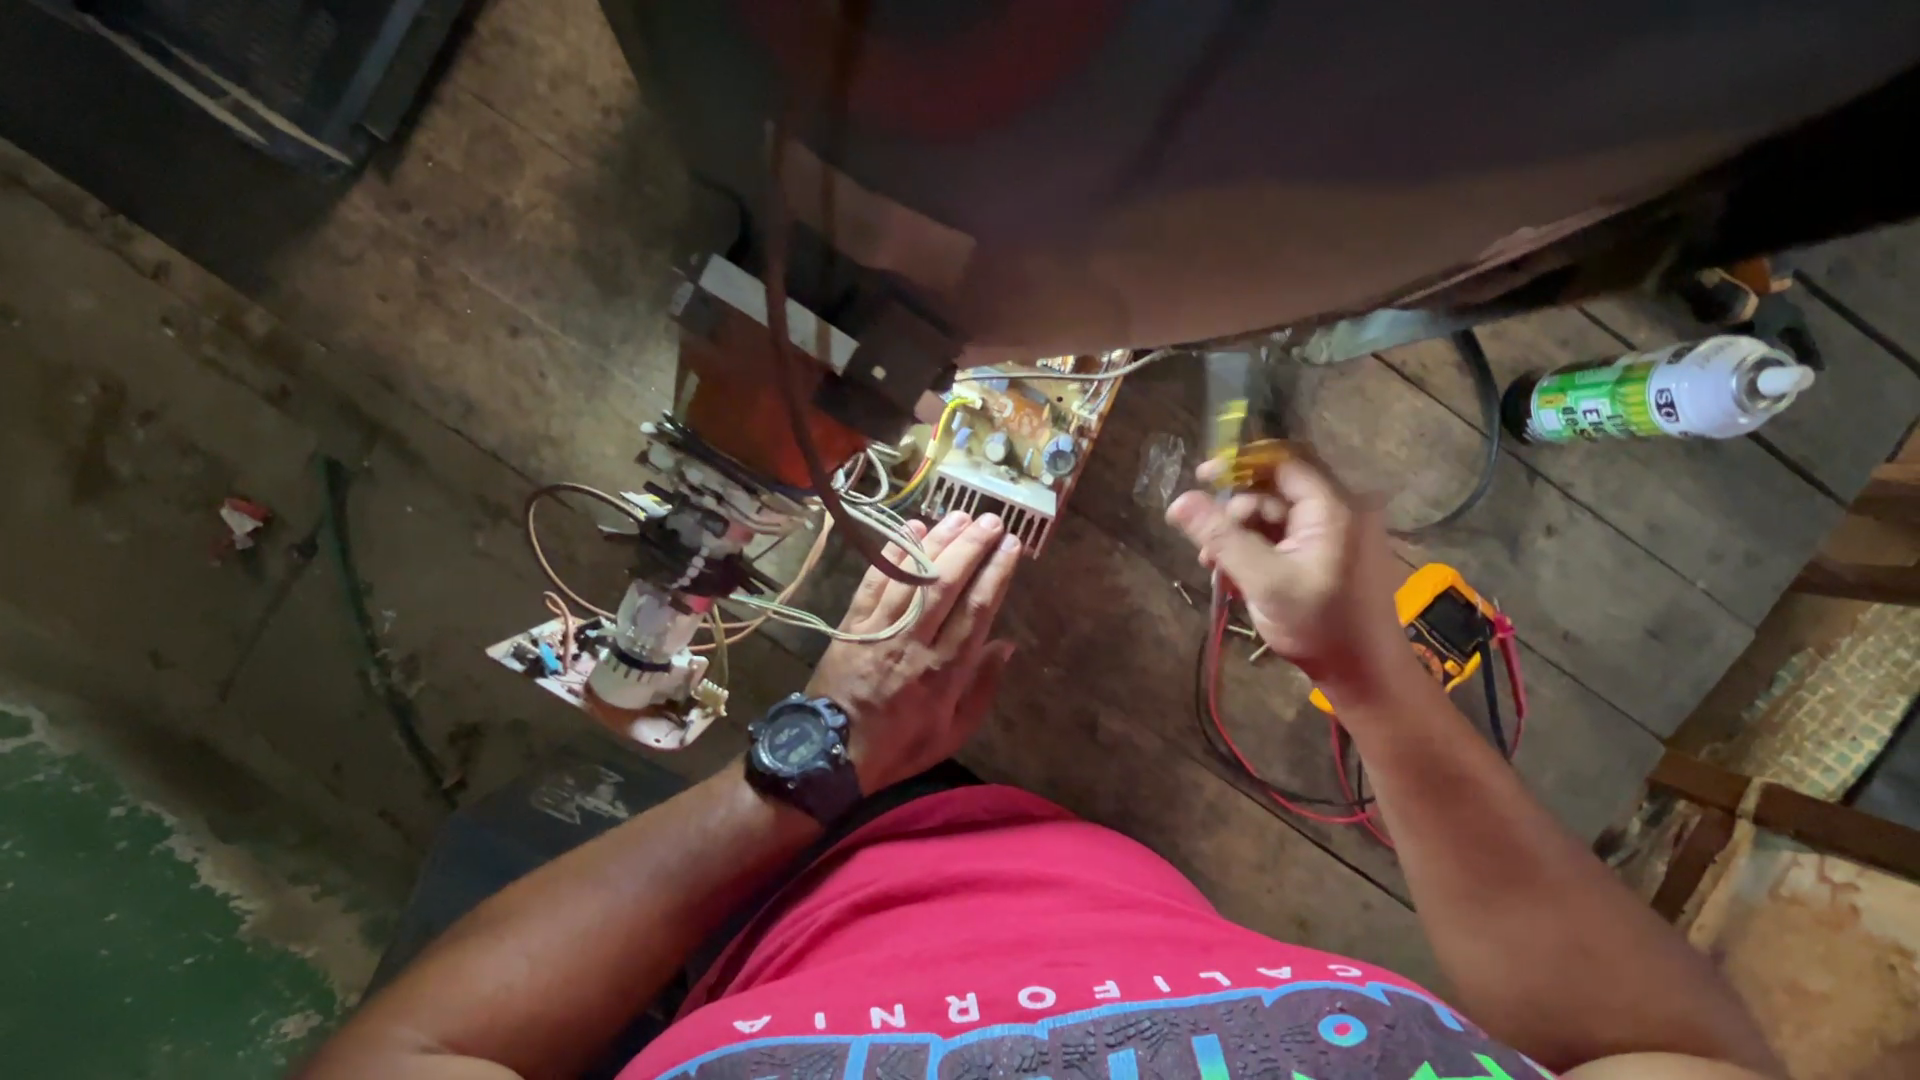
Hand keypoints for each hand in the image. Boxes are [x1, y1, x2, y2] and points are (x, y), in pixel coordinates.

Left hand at [807, 509, 1021, 791]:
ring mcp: (880, 630)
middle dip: (972, 547)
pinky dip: (893, 554)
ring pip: (913, 577)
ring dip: (938, 542)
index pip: (977, 610)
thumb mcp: (954, 731)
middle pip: (947, 584)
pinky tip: (912, 530)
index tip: (1012, 545)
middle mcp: (915, 643)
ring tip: (960, 516)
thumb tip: (1007, 645)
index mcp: (945, 672)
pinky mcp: (852, 625)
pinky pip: (874, 582)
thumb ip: (983, 687)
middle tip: (991, 520)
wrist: (831, 755)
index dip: (996, 573)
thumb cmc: (900, 745)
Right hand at [1165, 457, 1407, 693]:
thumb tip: (1178, 501)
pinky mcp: (1334, 550)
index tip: (1201, 478)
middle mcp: (1342, 508)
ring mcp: (1340, 530)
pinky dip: (1260, 546)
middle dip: (1236, 510)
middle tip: (1205, 538)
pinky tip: (1235, 571)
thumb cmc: (1318, 625)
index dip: (1239, 463)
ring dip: (1242, 532)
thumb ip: (1220, 536)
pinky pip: (1289, 533)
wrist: (1364, 672)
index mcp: (1334, 507)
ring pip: (1278, 513)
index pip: (1283, 461)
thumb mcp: (1261, 579)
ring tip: (1214, 563)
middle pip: (1278, 488)